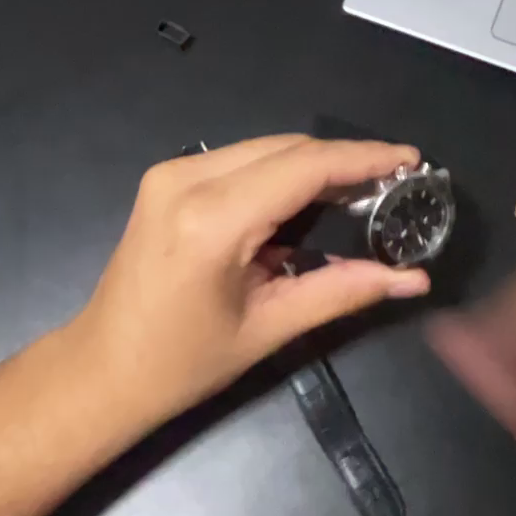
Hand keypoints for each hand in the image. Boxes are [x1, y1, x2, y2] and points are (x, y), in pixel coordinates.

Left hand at [75, 136, 432, 418]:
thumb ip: (342, 292)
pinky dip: (281, 171)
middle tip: (392, 182)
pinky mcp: (167, 178)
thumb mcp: (269, 328)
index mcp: (212, 219)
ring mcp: (171, 173)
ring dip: (314, 164)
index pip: (304, 167)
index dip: (363, 158)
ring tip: (361, 188)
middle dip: (344, 159)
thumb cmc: (183, 362)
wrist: (102, 368)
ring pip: (264, 148)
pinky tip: (310, 196)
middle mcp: (187, 179)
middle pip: (286, 148)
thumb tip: (412, 279)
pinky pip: (240, 159)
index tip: (409, 159)